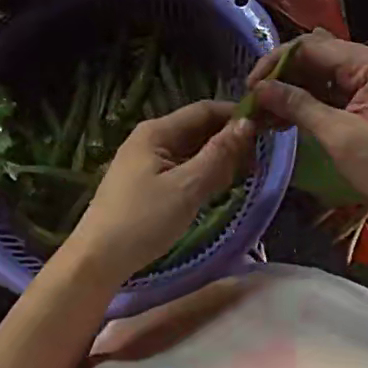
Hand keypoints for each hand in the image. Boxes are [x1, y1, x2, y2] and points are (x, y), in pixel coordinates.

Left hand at [56, 101, 255, 283]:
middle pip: (198, 129)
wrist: (99, 257)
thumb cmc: (143, 220)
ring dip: (218, 159)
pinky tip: (217, 188)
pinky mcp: (145, 182)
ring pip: (191, 150)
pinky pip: (182, 168)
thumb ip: (218, 155)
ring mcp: (146, 161)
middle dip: (229, 141)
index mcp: (156, 131)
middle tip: (259, 162)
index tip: (269, 129)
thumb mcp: (187, 187)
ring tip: (245, 177)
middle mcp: (150, 139)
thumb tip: (247, 124)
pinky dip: (202, 173)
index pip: (204, 110)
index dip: (236, 115)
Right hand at [250, 31, 367, 226]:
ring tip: (269, 117)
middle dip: (284, 80)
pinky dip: (316, 104)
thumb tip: (261, 89)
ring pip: (327, 78)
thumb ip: (299, 107)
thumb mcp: (342, 137)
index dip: (274, 64)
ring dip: (297, 94)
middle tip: (256, 107)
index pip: (310, 46)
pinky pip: (341, 93)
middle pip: (318, 59)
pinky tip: (294, 121)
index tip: (250, 89)